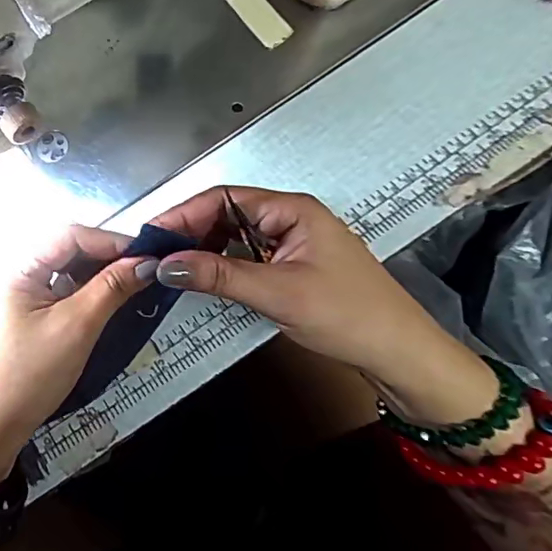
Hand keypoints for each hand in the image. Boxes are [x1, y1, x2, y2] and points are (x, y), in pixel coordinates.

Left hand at [0, 226, 155, 491]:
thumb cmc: (27, 377)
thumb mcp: (77, 327)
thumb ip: (112, 288)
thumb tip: (145, 262)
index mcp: (17, 268)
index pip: (71, 236)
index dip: (111, 241)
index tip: (145, 256)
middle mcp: (14, 274)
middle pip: (67, 250)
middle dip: (106, 258)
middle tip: (142, 271)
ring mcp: (17, 297)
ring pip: (65, 272)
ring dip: (98, 276)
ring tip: (130, 288)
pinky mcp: (23, 317)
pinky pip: (59, 292)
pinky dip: (85, 294)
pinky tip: (105, 305)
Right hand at [147, 187, 490, 420]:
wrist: (399, 352)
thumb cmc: (348, 315)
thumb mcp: (278, 293)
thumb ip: (220, 276)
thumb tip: (166, 264)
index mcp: (292, 209)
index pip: (225, 198)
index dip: (184, 214)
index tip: (152, 234)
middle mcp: (292, 218)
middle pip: (229, 214)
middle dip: (192, 232)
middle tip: (156, 255)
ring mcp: (295, 243)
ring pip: (238, 237)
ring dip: (207, 251)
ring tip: (172, 268)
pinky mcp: (296, 267)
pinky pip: (251, 258)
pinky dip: (227, 267)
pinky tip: (207, 280)